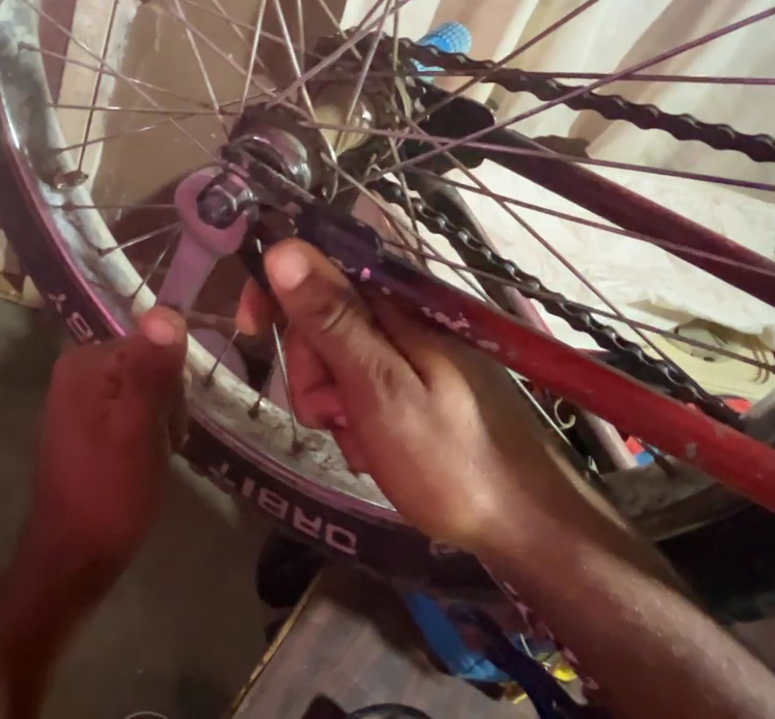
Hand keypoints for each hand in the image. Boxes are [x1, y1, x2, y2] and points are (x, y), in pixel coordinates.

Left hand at [22, 308, 188, 579]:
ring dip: (160, 423)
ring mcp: (81, 396)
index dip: (172, 388)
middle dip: (167, 406)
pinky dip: (146, 433)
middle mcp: (78, 368)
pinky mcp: (87, 421)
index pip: (157, 346)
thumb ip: (151, 371)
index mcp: (86, 361)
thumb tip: (168, 312)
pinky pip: (133, 408)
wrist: (75, 559)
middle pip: (153, 365)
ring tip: (149, 458)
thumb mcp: (138, 430)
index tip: (165, 427)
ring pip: (148, 389)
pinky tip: (141, 461)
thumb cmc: (109, 494)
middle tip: (157, 447)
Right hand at [237, 240, 591, 556]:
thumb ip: (332, 319)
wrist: (522, 526)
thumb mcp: (380, 389)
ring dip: (332, 401)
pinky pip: (359, 388)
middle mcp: (405, 316)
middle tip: (331, 412)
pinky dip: (354, 419)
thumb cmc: (451, 461)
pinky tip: (375, 449)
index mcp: (401, 303)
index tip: (253, 326)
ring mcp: (410, 352)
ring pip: (335, 357)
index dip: (279, 284)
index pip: (323, 261)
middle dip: (311, 366)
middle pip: (322, 315)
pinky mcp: (413, 384)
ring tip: (362, 440)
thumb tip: (282, 249)